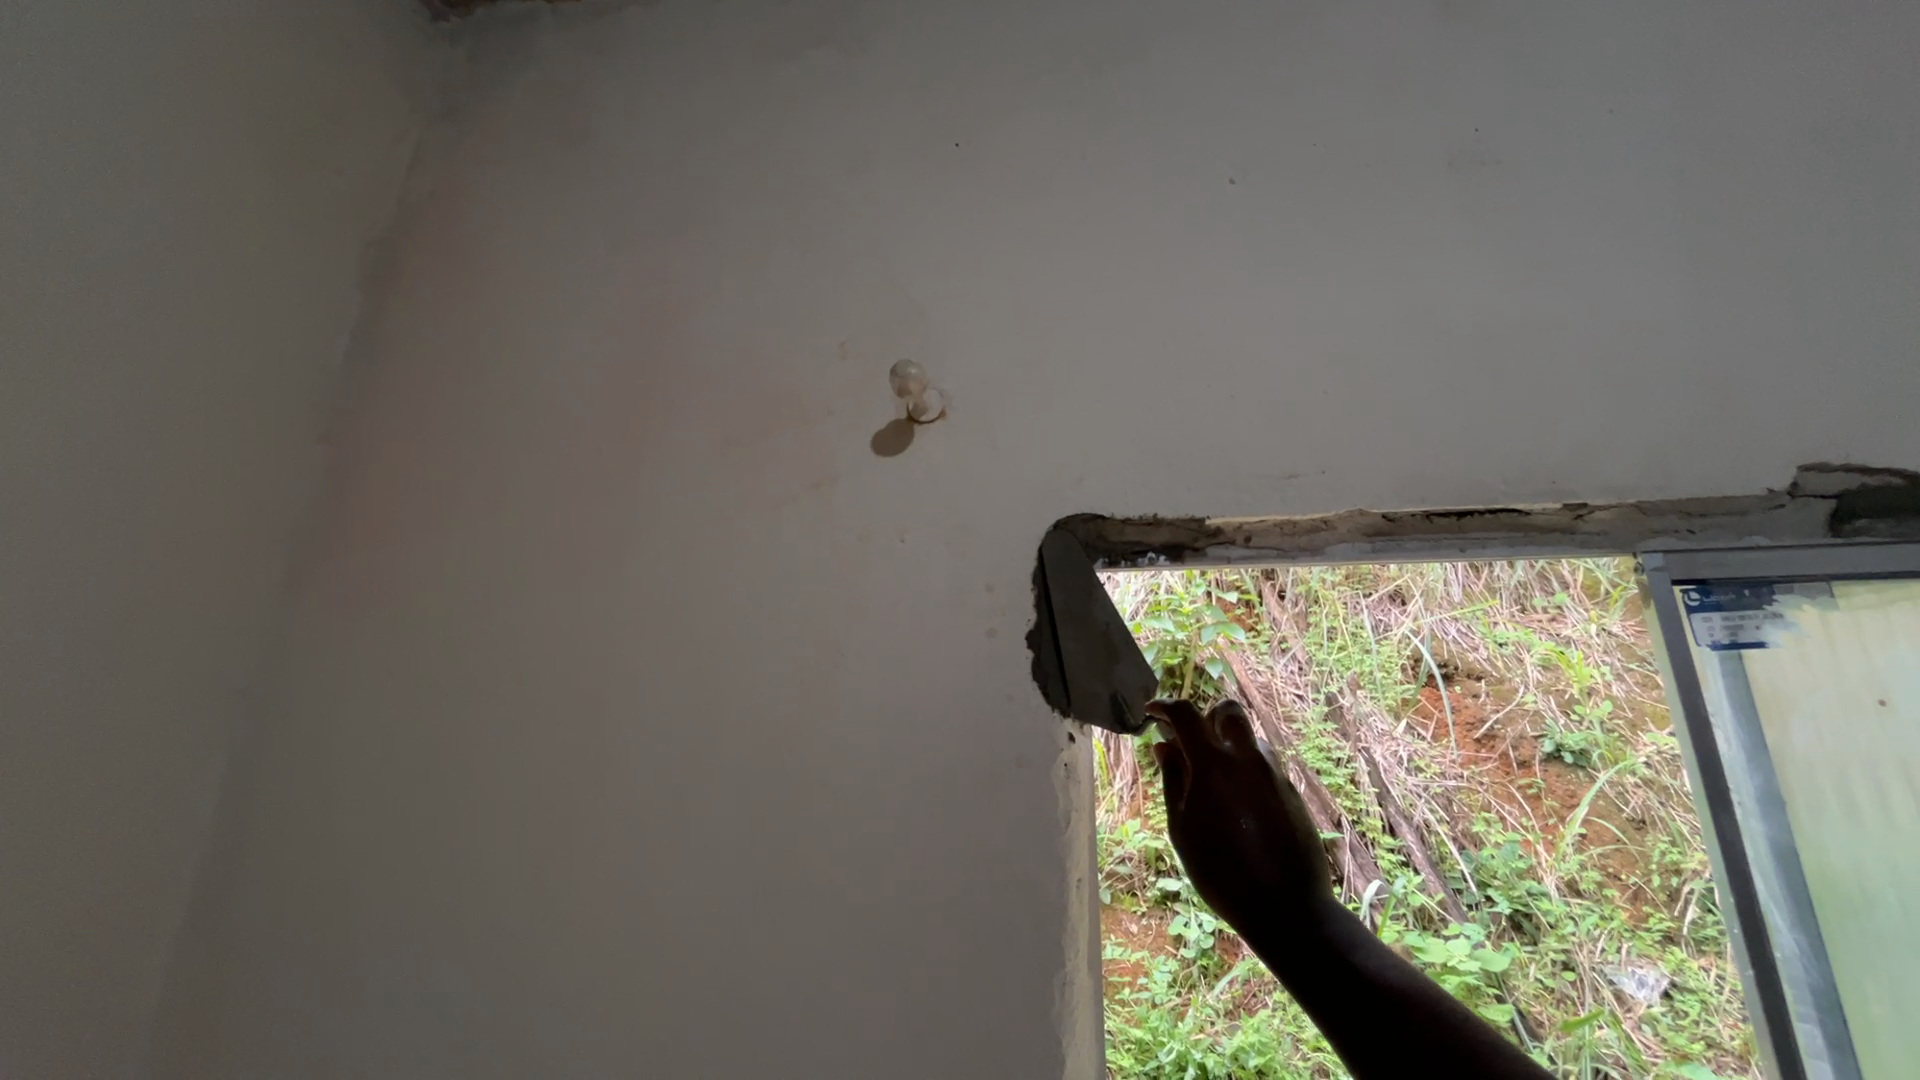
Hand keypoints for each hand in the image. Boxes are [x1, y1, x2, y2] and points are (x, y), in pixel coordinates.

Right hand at [1148, 698, 1332, 936]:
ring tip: (1214, 777)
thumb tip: (1164, 745)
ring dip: (1228, 744)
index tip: (1152, 713)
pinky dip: (1246, 768)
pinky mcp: (1291, 792)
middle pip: (1227, 711)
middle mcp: (1246, 759)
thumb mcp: (1182, 827)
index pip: (1185, 714)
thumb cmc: (1220, 872)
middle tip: (1191, 742)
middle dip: (1206, 716)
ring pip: (1249, 738)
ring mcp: (1273, 774)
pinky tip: (1238, 802)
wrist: (1287, 907)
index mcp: (1213, 764)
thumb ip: (1172, 779)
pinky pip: (1264, 764)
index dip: (1164, 707)